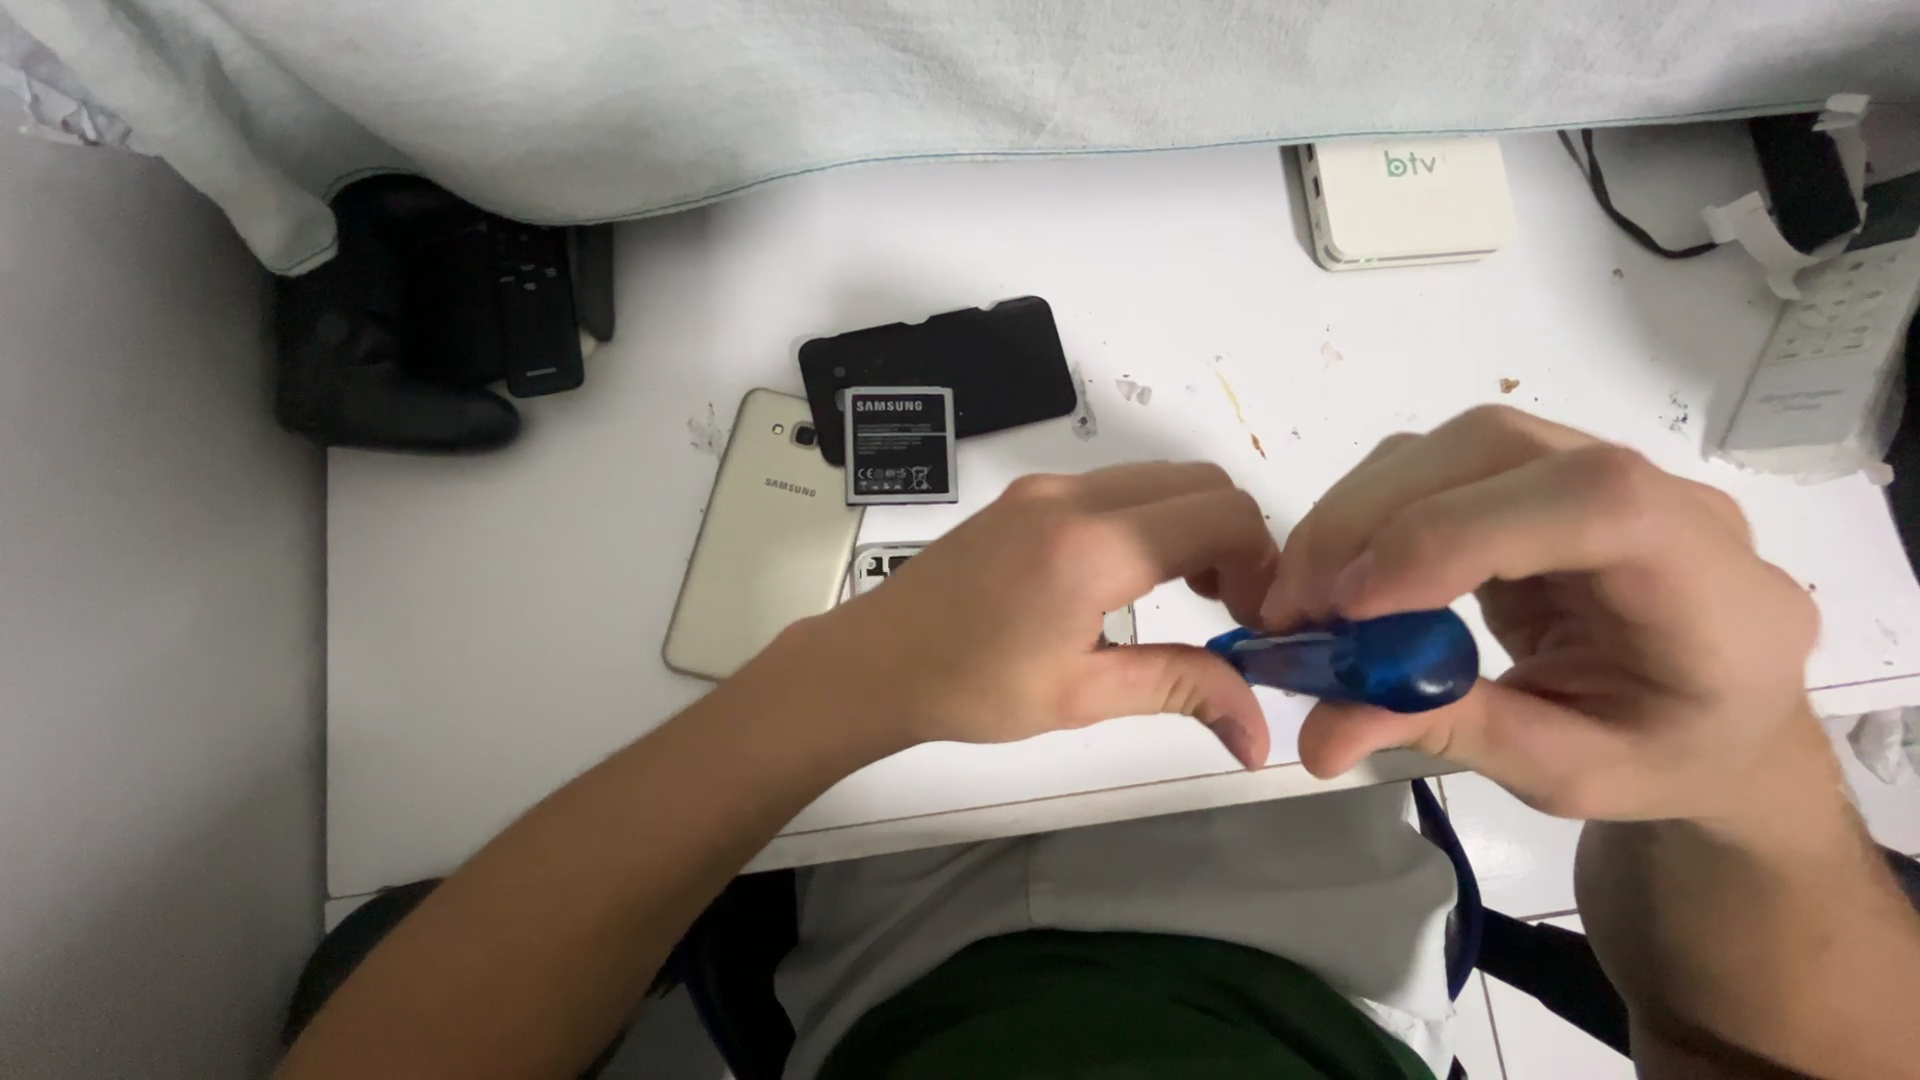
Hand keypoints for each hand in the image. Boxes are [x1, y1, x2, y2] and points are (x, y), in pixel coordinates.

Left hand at [772, 463, 1280, 767]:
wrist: (875, 661)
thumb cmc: (970, 687)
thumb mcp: (1082, 695)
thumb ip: (1180, 690)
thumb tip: (1258, 732)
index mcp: (1092, 546)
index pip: (1223, 514)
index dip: (1261, 564)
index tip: (1250, 621)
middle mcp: (1073, 497)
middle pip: (1199, 482)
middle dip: (1234, 540)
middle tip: (1224, 609)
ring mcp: (1045, 488)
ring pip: (1157, 479)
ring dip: (1191, 525)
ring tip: (1182, 595)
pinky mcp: (1025, 496)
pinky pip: (1114, 487)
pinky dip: (1148, 519)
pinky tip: (1128, 576)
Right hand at [1263, 405, 1819, 821]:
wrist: (1713, 721)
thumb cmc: (1660, 756)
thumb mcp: (1562, 772)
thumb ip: (1446, 734)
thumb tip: (1314, 738)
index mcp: (1711, 589)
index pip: (1595, 504)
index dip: (1454, 537)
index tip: (1351, 611)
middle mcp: (1662, 502)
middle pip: (1498, 448)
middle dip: (1373, 518)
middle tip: (1297, 603)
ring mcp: (1592, 475)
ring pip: (1451, 444)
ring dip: (1353, 511)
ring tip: (1303, 592)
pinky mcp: (1531, 478)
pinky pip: (1432, 461)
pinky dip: (1363, 509)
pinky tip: (1338, 570)